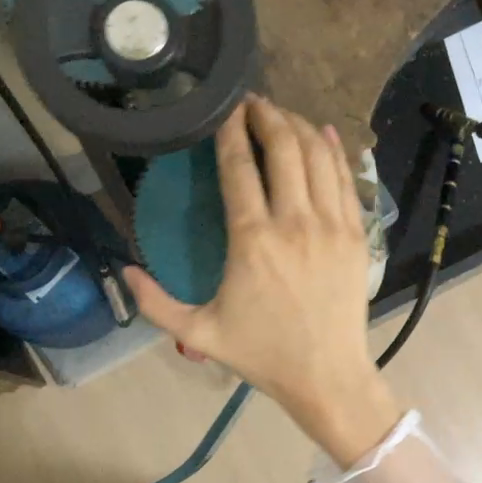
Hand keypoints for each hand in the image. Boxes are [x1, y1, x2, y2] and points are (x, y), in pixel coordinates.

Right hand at [124, 95, 402, 464]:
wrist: (327, 376)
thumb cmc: (263, 355)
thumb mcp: (199, 335)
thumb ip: (157, 304)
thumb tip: (125, 271)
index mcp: (252, 240)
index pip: (238, 166)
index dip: (230, 130)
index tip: (224, 110)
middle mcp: (294, 222)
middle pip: (283, 147)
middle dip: (266, 116)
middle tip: (252, 105)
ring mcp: (331, 226)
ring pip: (318, 155)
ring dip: (299, 126)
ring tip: (282, 116)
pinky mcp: (356, 236)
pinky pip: (346, 179)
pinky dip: (333, 150)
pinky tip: (323, 133)